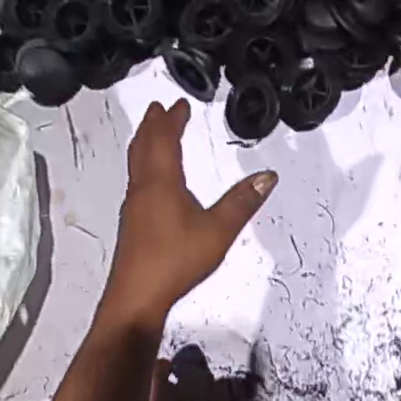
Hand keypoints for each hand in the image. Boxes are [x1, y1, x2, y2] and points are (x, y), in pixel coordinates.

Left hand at [99, 100, 276, 331]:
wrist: (136, 296)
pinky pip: (137, 183)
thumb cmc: (175, 261)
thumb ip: (242, 202)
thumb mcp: (218, 231)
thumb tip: (268, 176)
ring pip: (136, 166)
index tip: (178, 104)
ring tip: (154, 137)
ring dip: (146, 145)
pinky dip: (145, 168)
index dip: (171, 120)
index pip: (164, 141)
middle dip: (153, 126)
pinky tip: (154, 184)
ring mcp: (133, 209)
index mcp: (161, 184)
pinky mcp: (132, 226)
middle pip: (143, 148)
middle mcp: (142, 190)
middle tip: (159, 110)